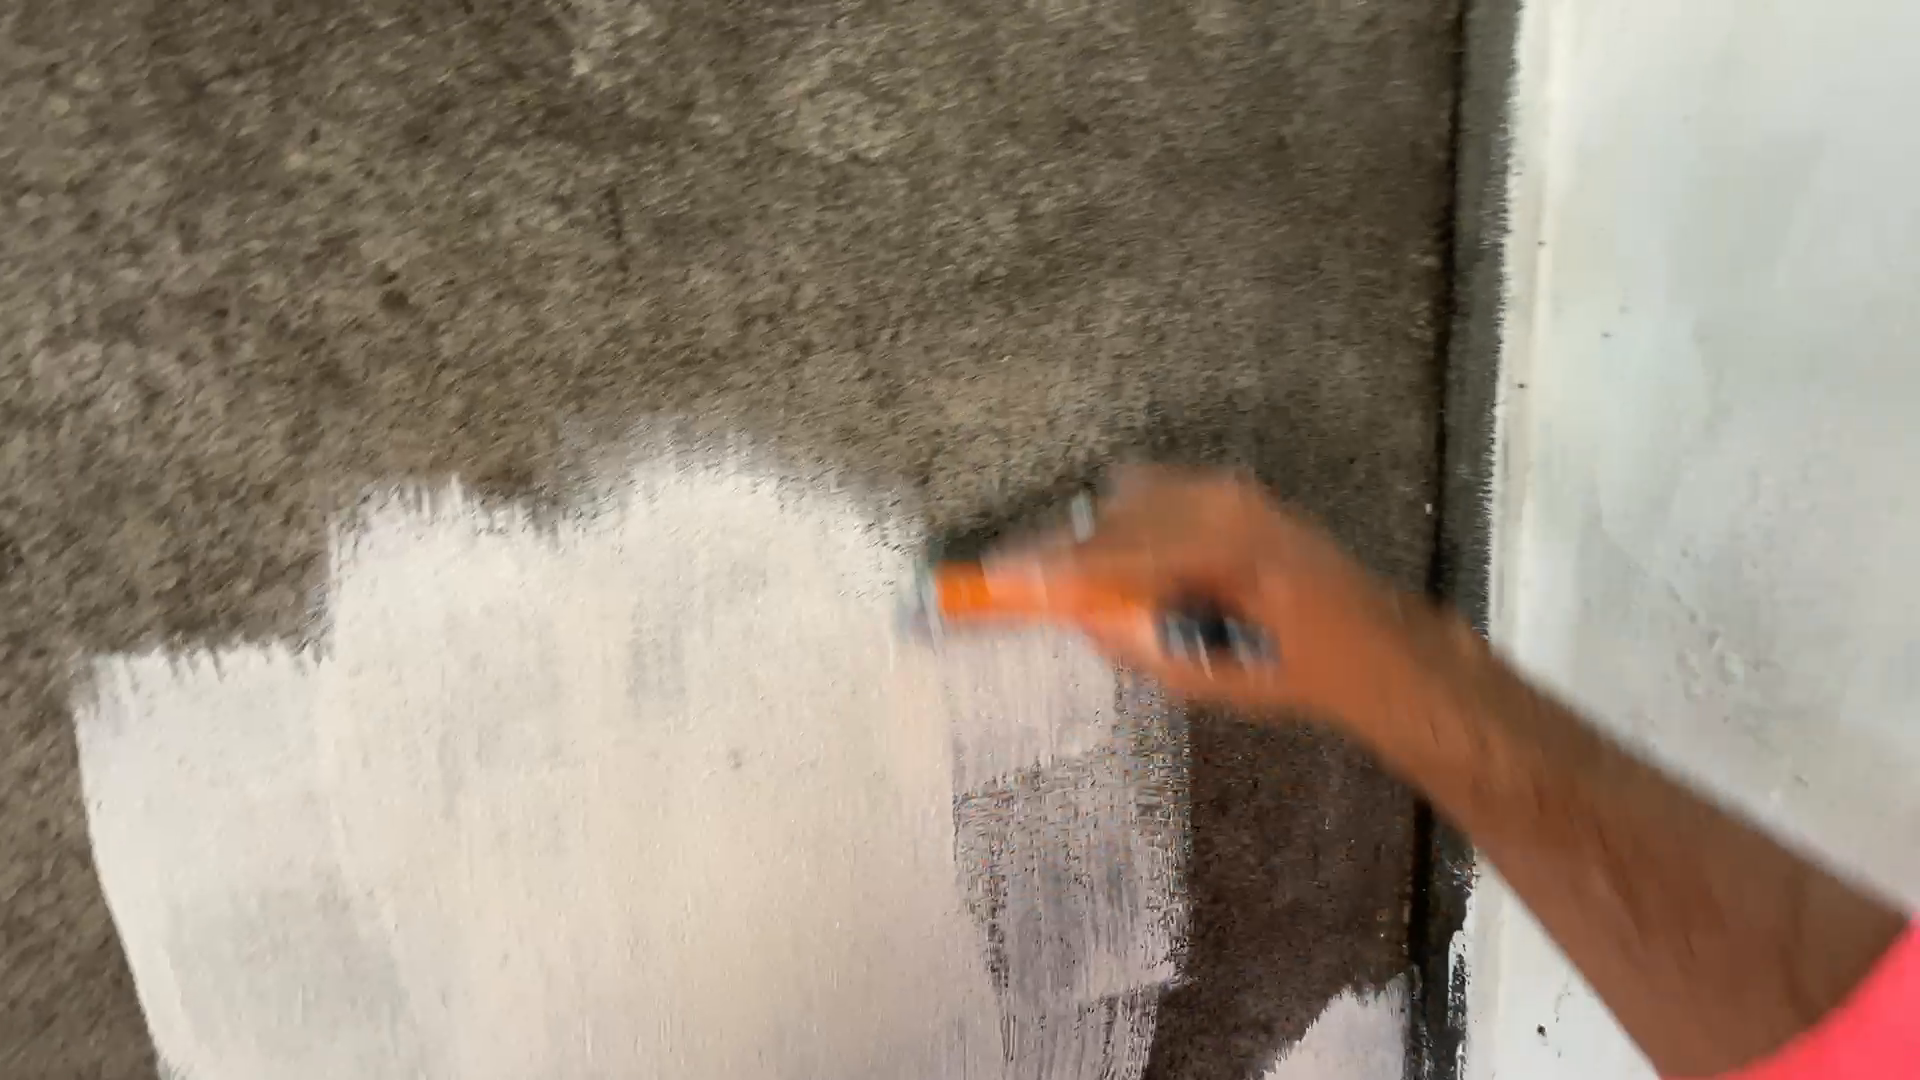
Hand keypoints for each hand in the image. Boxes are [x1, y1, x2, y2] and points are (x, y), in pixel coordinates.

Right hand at [982, 466, 1417, 715]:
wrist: (1366, 640)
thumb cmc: (1287, 672)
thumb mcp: (1201, 675)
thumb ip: (1130, 640)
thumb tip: (1075, 612)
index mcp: (1217, 560)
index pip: (1108, 559)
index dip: (1047, 569)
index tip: (1001, 578)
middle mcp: (1220, 508)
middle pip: (1111, 519)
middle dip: (1063, 550)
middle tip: (1026, 579)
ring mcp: (1228, 490)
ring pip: (1128, 497)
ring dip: (1094, 534)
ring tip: (1073, 571)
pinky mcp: (1231, 487)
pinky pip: (1155, 488)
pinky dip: (1125, 515)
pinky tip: (1119, 547)